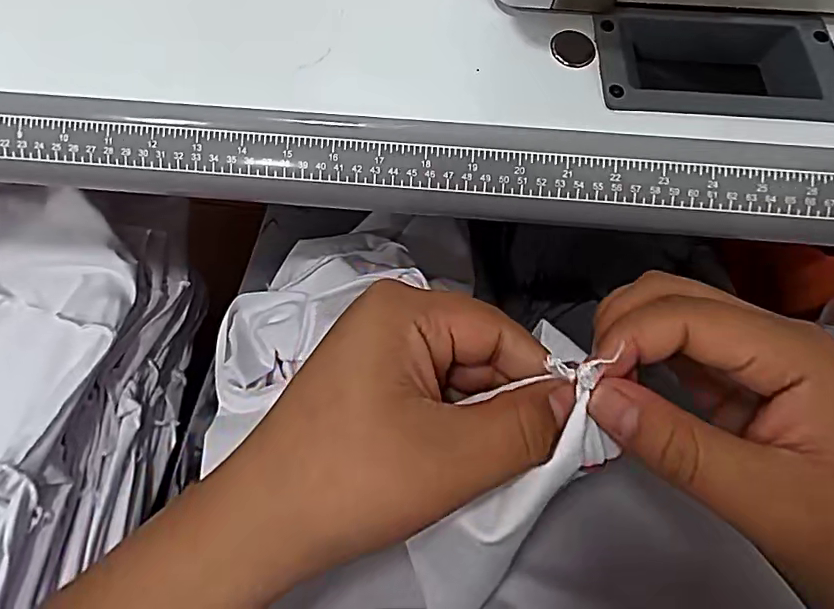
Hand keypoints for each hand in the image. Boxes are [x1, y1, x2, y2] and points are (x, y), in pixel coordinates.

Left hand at [51, 280, 569, 608]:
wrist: (263, 523)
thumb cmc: (331, 479)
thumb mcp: (451, 457)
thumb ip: (523, 427)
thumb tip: (564, 403)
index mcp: (403, 310)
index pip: (499, 329)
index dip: (539, 376)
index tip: (569, 417)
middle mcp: (389, 318)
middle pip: (479, 352)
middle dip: (507, 406)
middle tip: (527, 455)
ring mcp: (378, 350)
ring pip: (459, 379)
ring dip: (478, 423)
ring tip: (473, 467)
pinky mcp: (373, 382)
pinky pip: (433, 394)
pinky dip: (452, 429)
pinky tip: (447, 465)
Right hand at [587, 272, 833, 608]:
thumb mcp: (772, 505)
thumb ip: (679, 448)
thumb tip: (607, 400)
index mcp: (796, 354)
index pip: (689, 314)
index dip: (631, 336)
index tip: (594, 377)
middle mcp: (775, 342)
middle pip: (673, 297)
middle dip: (622, 327)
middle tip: (592, 379)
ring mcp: (757, 360)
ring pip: (669, 317)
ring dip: (627, 342)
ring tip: (604, 388)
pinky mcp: (742, 384)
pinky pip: (676, 354)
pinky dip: (641, 365)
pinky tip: (628, 393)